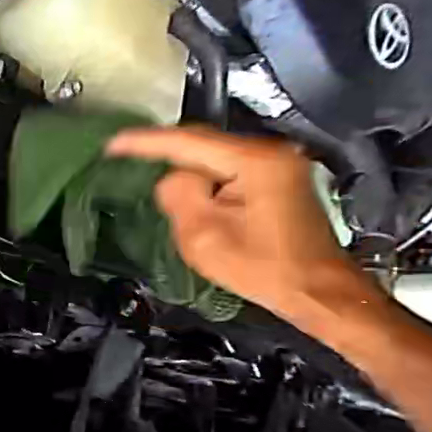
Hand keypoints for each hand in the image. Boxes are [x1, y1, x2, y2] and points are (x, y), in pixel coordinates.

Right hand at [107, 126, 380, 325]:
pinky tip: (192, 193)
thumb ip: (179, 197)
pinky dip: (206, 177)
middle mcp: (270, 152)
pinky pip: (230, 168)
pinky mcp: (280, 177)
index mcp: (253, 162)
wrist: (318, 289)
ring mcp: (279, 163)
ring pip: (215, 156)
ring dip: (187, 169)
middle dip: (166, 153)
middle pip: (203, 144)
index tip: (113, 144)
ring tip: (156, 179)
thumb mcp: (205, 238)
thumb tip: (171, 179)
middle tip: (126, 158)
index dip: (145, 142)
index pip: (188, 142)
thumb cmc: (263, 269)